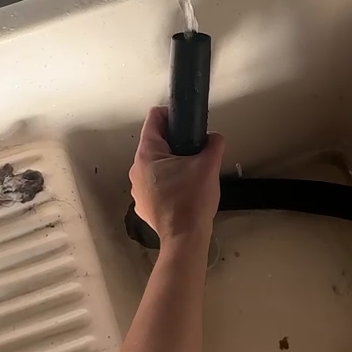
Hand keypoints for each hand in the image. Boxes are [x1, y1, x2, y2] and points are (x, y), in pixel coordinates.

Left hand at [129, 106, 224, 245]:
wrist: (185, 237)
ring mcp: (137, 189)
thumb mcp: (208, 165)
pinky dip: (167, 182)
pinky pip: (154, 184)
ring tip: (191, 170)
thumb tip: (215, 137)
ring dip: (170, 163)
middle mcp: (136, 169)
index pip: (154, 119)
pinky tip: (183, 190)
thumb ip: (214, 144)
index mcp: (147, 154)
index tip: (187, 120)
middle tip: (195, 147)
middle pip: (154, 143)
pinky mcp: (143, 205)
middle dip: (174, 141)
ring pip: (154, 165)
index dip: (171, 114)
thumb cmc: (192, 200)